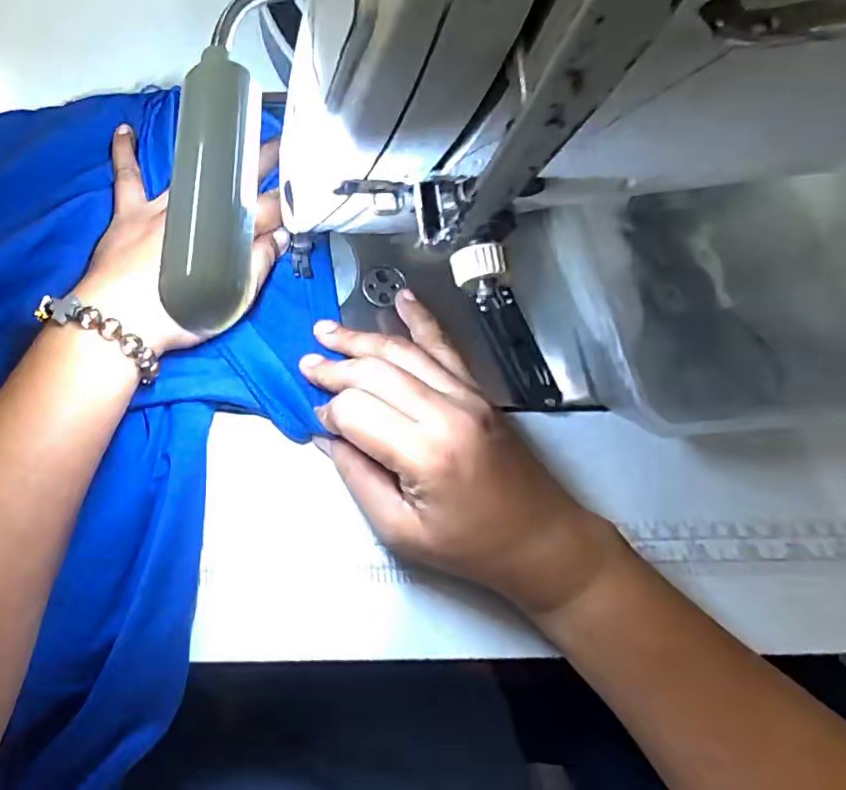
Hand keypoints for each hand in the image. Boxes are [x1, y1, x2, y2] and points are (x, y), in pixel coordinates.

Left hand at [71, 124, 287, 355]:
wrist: (118, 324)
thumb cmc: (174, 319)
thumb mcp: (229, 302)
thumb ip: (257, 266)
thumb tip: (280, 238)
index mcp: (224, 236)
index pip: (266, 211)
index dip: (287, 198)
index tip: (300, 185)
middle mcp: (195, 213)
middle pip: (235, 182)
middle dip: (262, 162)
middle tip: (281, 145)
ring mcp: (162, 209)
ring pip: (189, 174)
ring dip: (212, 155)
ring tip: (230, 134)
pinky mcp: (130, 213)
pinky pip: (128, 178)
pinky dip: (126, 154)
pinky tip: (126, 133)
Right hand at [300, 293, 623, 615]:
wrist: (539, 538)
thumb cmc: (469, 546)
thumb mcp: (401, 532)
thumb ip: (358, 478)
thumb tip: (327, 435)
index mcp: (426, 452)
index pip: (357, 411)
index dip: (329, 412)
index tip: (314, 417)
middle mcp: (447, 411)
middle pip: (377, 372)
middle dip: (336, 366)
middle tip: (305, 363)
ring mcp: (467, 394)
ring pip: (404, 351)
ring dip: (363, 338)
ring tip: (327, 330)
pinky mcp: (478, 389)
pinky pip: (444, 345)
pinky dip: (421, 319)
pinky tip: (402, 299)